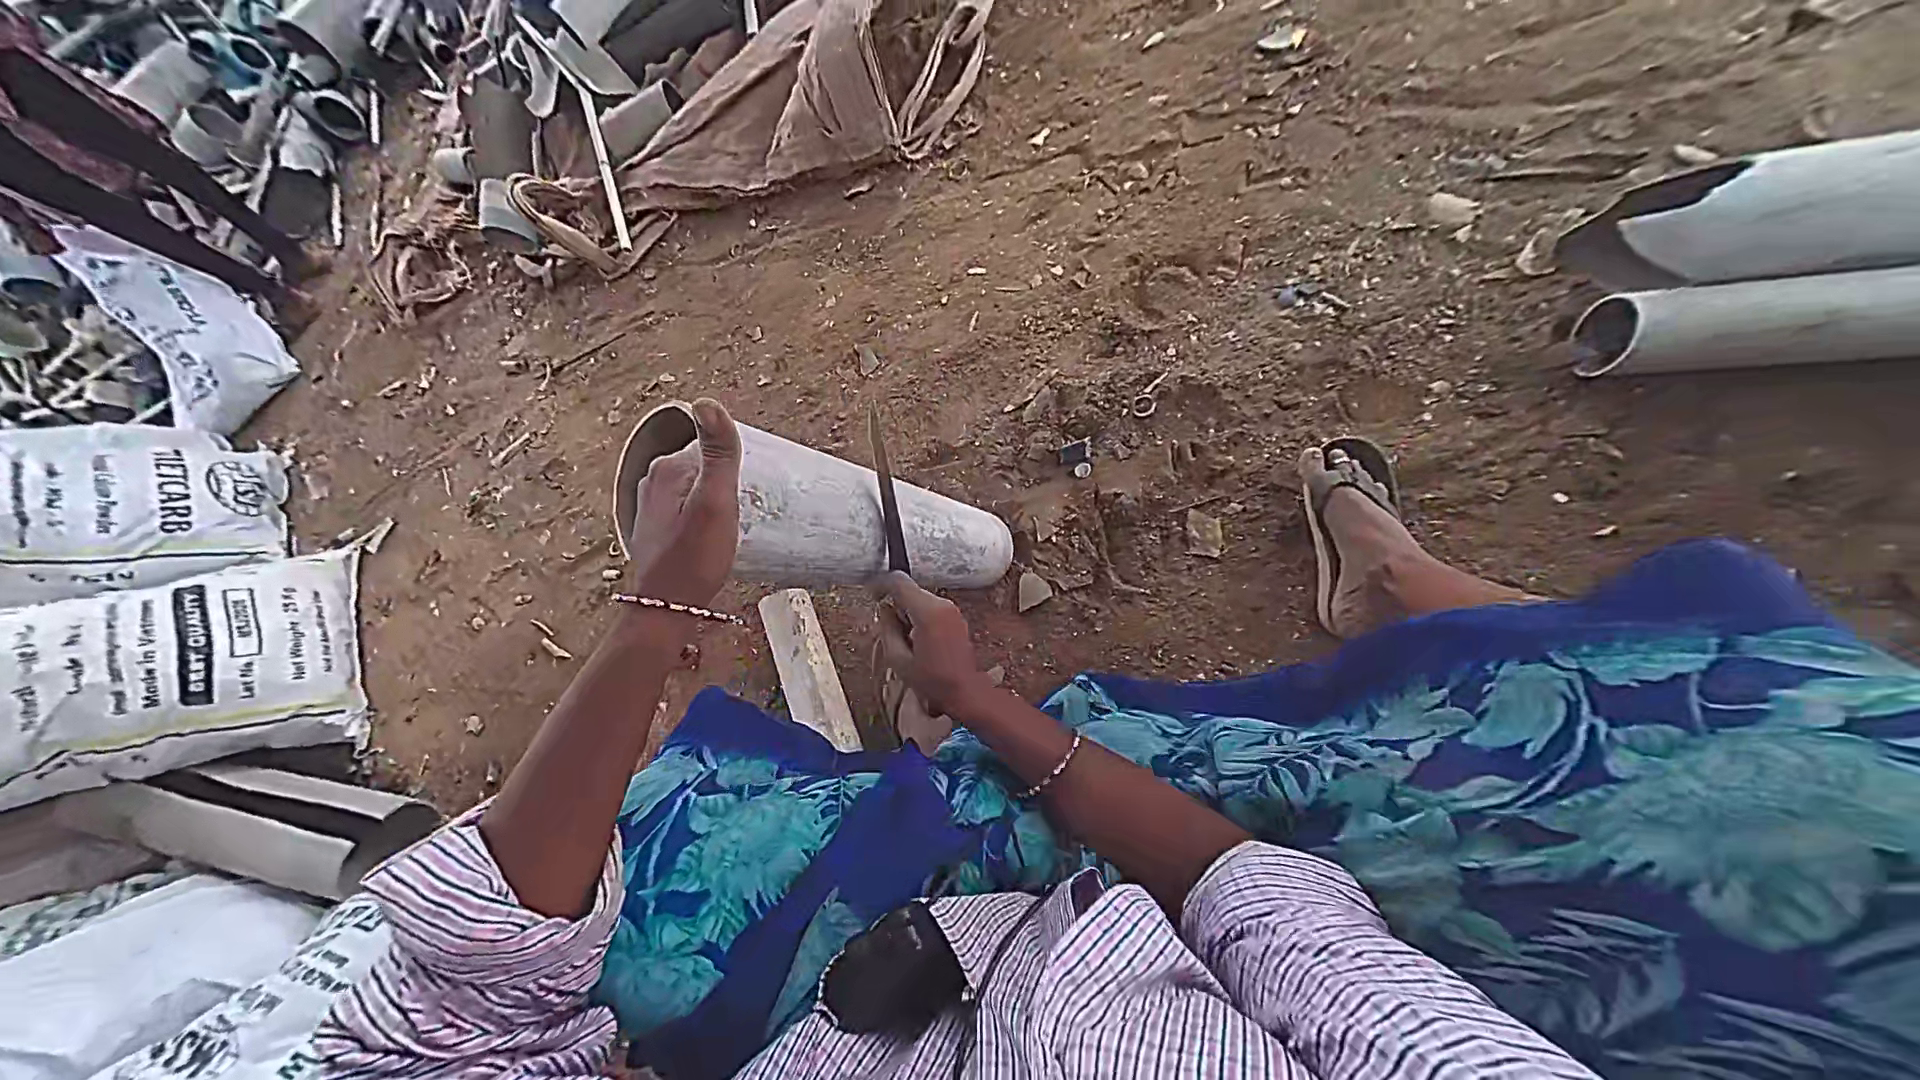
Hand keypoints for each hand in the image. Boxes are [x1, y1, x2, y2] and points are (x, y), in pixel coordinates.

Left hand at [627, 399, 741, 607]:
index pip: (713, 448)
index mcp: (668, 469)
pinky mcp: (658, 525)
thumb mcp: (716, 502)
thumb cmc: (695, 558)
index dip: (738, 466)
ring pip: (698, 487)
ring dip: (719, 498)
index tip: (753, 490)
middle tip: (750, 506)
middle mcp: (655, 481)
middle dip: (729, 481)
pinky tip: (718, 532)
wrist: (668, 608)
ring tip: (738, 520)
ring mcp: (653, 504)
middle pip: (705, 467)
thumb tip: (708, 403)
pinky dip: (707, 512)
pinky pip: (690, 506)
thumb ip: (718, 454)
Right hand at [875, 571, 994, 718]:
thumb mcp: (898, 659)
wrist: (965, 691)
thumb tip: (884, 609)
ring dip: (908, 613)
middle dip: (896, 605)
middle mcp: (942, 605)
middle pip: (910, 591)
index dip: (881, 584)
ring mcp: (952, 610)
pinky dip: (920, 618)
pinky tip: (919, 641)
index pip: (900, 582)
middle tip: (890, 629)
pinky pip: (932, 608)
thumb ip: (887, 628)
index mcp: (928, 612)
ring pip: (920, 600)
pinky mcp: (956, 617)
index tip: (872, 594)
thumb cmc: (933, 681)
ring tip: (907, 641)